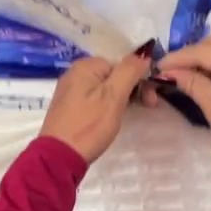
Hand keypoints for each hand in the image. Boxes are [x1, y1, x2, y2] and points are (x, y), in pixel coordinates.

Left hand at [40, 48, 152, 162]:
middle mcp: (75, 73)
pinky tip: (109, 119)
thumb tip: (144, 53)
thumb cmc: (89, 126)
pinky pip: (94, 99)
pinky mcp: (68, 108)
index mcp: (85, 66)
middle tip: (148, 107)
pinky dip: (106, 106)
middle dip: (133, 89)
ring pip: (104, 88)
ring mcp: (70, 91)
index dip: (140, 79)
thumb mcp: (114, 96)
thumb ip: (130, 70)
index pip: (122, 64)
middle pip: (113, 75)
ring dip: (121, 99)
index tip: (151, 100)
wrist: (59, 157)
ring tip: (128, 115)